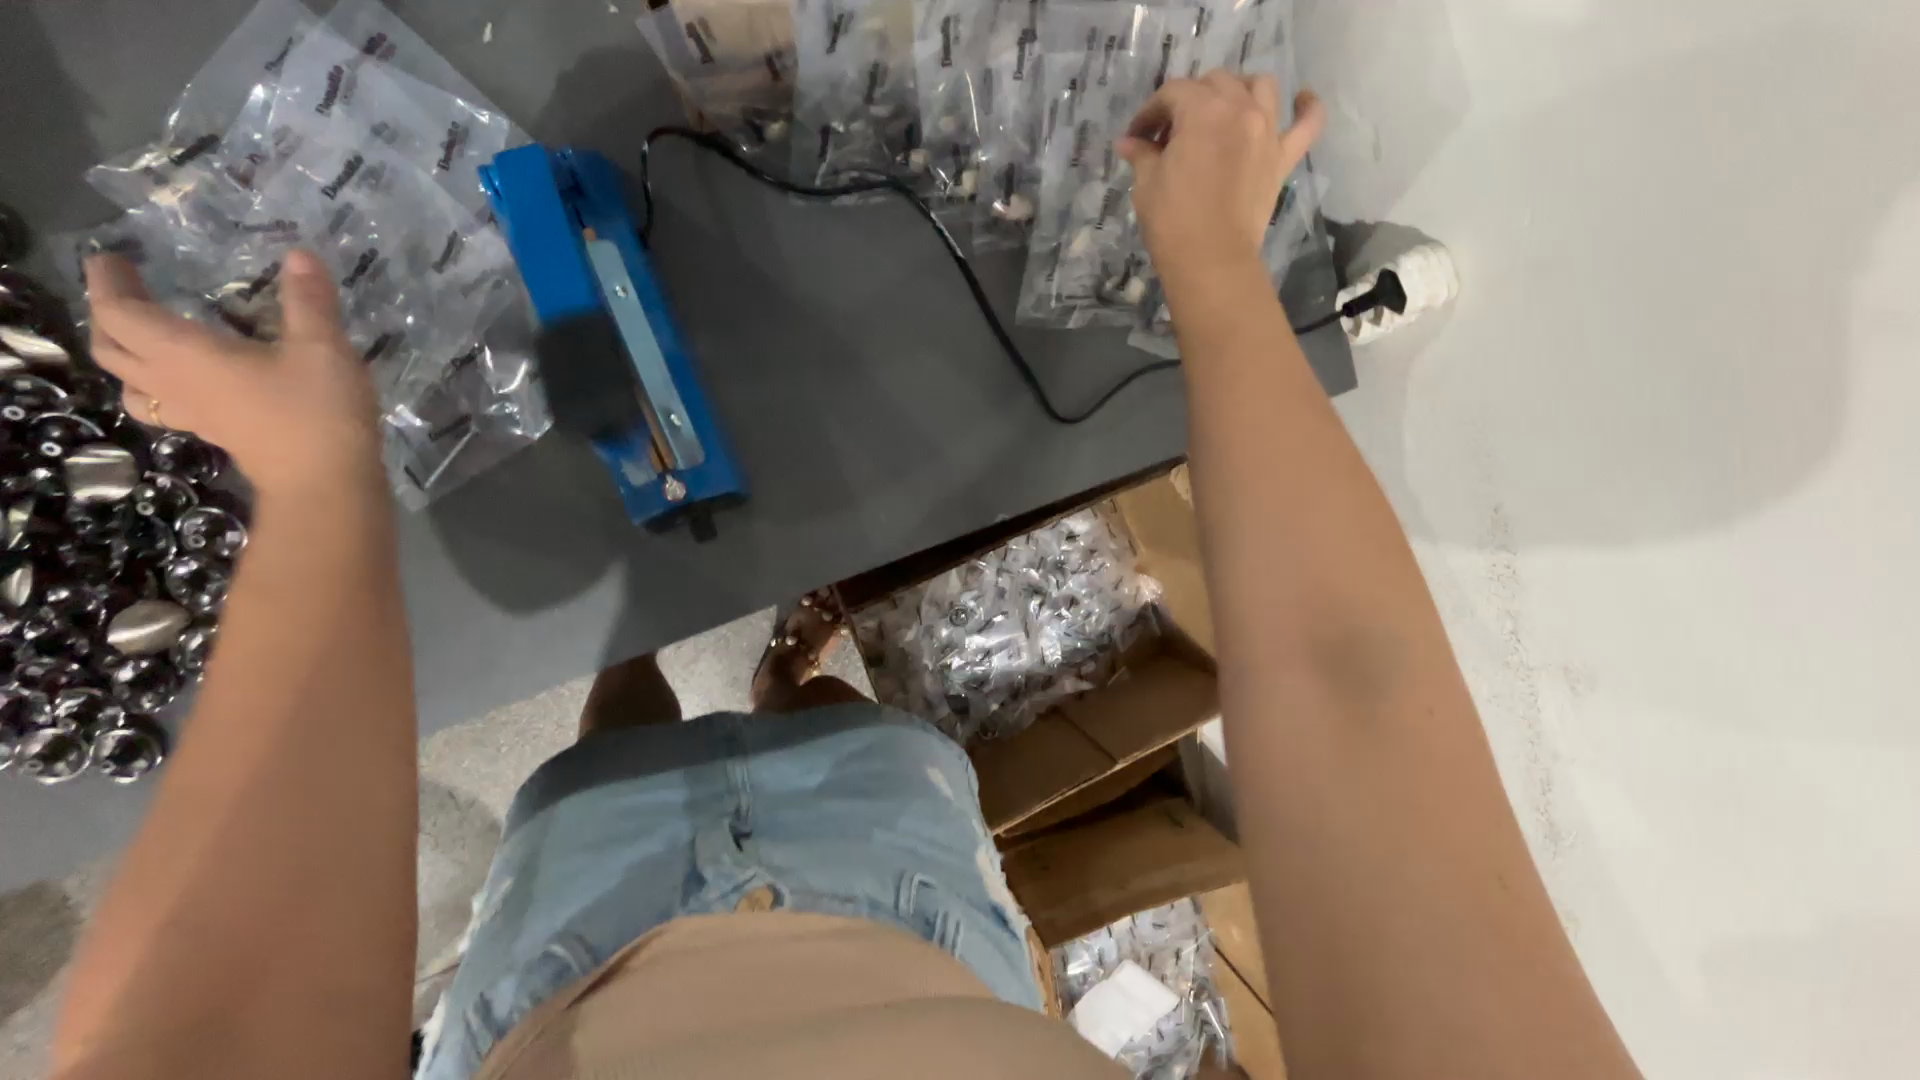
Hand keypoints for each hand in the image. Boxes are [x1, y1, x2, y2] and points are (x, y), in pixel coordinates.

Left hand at [86, 250, 382, 497]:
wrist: (328, 484)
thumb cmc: (318, 411)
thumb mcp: (323, 348)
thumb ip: (309, 301)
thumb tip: (298, 254)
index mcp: (185, 353)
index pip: (119, 311)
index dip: (109, 282)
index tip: (114, 259)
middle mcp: (174, 382)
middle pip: (112, 347)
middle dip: (110, 315)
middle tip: (129, 291)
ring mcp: (193, 414)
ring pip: (130, 382)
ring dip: (126, 356)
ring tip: (148, 339)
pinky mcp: (218, 434)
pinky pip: (164, 405)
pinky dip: (160, 386)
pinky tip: (193, 383)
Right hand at [1118, 72, 1326, 278]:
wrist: (1211, 259)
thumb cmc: (1172, 221)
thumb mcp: (1147, 183)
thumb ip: (1142, 155)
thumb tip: (1128, 143)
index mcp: (1202, 111)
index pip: (1172, 93)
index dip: (1150, 113)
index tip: (1136, 138)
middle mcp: (1240, 109)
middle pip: (1215, 83)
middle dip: (1188, 101)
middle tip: (1171, 134)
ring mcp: (1267, 131)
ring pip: (1260, 86)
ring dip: (1239, 89)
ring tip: (1223, 110)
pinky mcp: (1282, 157)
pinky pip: (1308, 123)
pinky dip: (1308, 107)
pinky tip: (1302, 99)